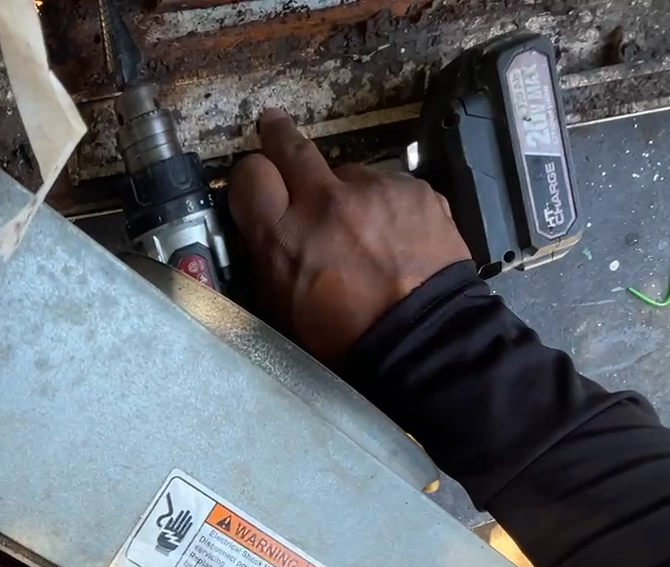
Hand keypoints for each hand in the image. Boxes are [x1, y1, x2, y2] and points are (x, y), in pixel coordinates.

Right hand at [228, 109, 471, 360]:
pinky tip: (390, 236)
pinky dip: (382, 205)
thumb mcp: (282, 308)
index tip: (253, 177)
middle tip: (273, 126)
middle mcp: (324, 202)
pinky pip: (388, 187)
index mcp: (283, 237)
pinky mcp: (414, 189)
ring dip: (341, 190)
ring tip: (355, 227)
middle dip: (278, 135)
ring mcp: (374, 190)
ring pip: (345, 171)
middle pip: (292, 146)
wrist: (420, 339)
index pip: (249, 175)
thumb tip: (262, 234)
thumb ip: (268, 261)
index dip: (249, 175)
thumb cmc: (342, 337)